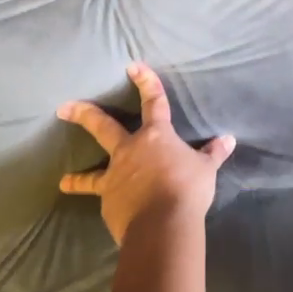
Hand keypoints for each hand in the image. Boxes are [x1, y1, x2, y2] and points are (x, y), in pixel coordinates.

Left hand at [57, 62, 235, 244]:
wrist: (161, 225)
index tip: (134, 66)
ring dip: (78, 178)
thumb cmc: (186, 189)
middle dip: (83, 115)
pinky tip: (114, 212)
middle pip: (103, 127)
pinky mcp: (108, 203)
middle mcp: (129, 151)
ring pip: (92, 175)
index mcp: (156, 136)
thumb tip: (229, 140)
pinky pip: (107, 200)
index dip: (146, 83)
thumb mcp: (206, 169)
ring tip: (63, 181)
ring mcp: (115, 178)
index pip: (154, 102)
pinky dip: (111, 204)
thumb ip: (213, 154)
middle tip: (63, 108)